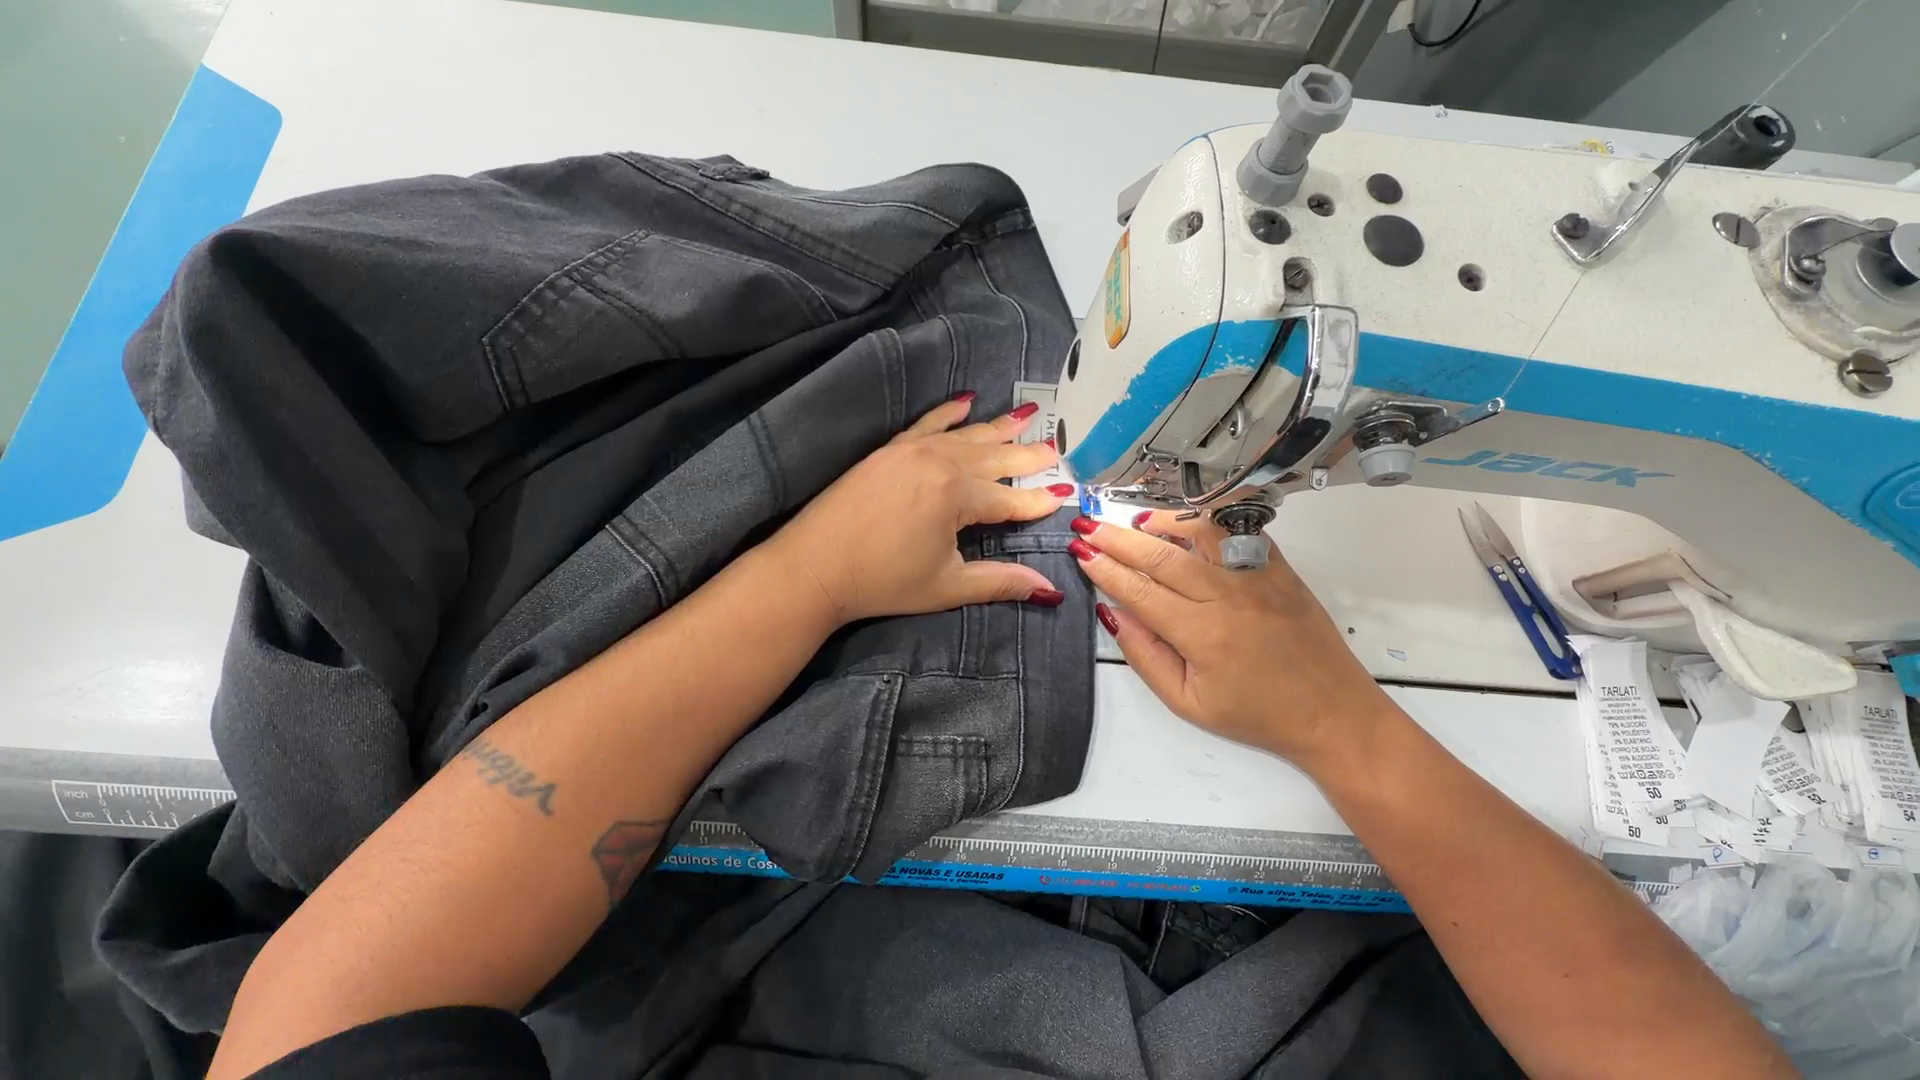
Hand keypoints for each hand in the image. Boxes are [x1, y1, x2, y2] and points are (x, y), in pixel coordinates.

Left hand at [763, 394, 1069, 624]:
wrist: (813, 566)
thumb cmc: (881, 582)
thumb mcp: (946, 586)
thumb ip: (1000, 582)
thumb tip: (1050, 591)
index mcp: (956, 495)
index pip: (1009, 498)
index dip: (1038, 501)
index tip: (1066, 495)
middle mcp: (938, 462)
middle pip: (994, 458)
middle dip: (1028, 456)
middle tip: (1057, 450)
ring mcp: (911, 451)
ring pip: (966, 436)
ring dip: (998, 429)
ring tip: (1028, 419)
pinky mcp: (888, 450)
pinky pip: (926, 423)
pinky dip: (948, 412)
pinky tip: (966, 401)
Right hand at [1069, 511, 1400, 769]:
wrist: (1331, 712)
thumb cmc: (1255, 715)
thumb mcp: (1187, 703)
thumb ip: (1145, 657)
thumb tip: (1112, 614)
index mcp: (1202, 635)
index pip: (1139, 590)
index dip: (1104, 569)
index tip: (1079, 552)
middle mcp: (1228, 596)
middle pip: (1162, 555)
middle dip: (1118, 538)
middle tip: (1088, 525)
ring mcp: (1258, 577)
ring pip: (1202, 531)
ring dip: (1163, 522)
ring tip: (1135, 523)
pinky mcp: (1280, 569)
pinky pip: (1240, 531)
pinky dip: (1208, 521)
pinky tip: (1188, 523)